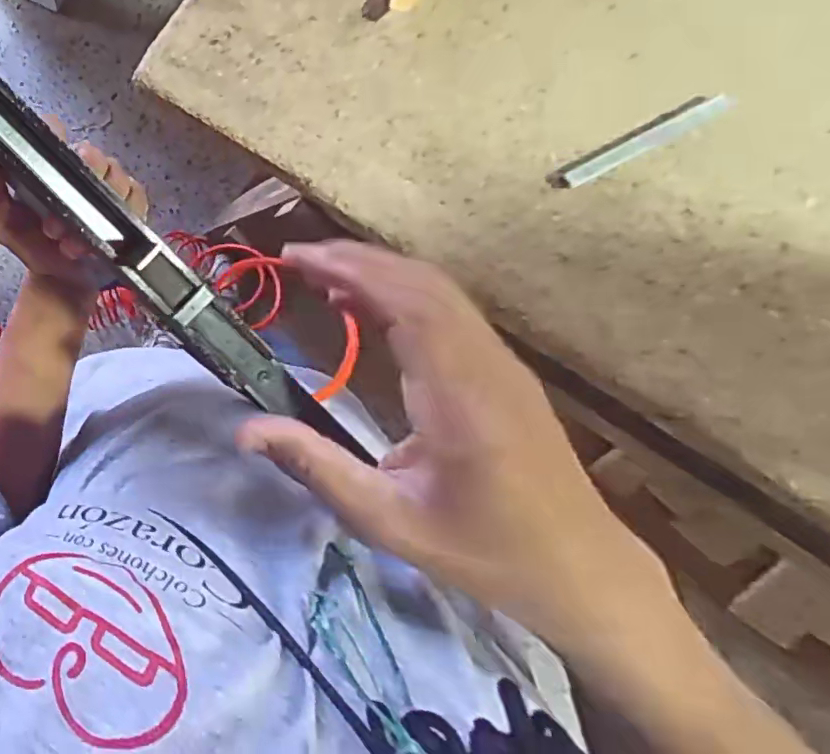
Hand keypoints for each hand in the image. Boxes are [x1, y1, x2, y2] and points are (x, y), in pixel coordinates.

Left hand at [0, 121, 147, 296]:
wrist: (59, 280)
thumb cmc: (32, 243)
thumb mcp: (1, 222)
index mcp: (49, 163)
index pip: (55, 131)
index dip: (55, 137)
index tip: (47, 161)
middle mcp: (81, 168)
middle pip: (93, 155)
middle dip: (76, 189)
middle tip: (54, 225)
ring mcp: (109, 186)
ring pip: (115, 178)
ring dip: (94, 212)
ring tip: (70, 244)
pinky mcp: (130, 206)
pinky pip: (135, 199)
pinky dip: (117, 220)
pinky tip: (98, 243)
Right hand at [236, 241, 674, 654]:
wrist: (584, 572)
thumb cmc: (484, 551)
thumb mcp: (388, 520)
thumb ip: (316, 467)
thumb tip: (244, 431)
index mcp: (460, 397)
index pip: (407, 304)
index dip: (350, 270)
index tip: (295, 258)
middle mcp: (487, 364)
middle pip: (420, 283)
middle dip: (355, 259)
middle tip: (295, 258)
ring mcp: (500, 362)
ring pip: (437, 289)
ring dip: (377, 270)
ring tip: (319, 272)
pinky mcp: (501, 368)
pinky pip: (447, 309)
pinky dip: (400, 290)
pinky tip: (364, 304)